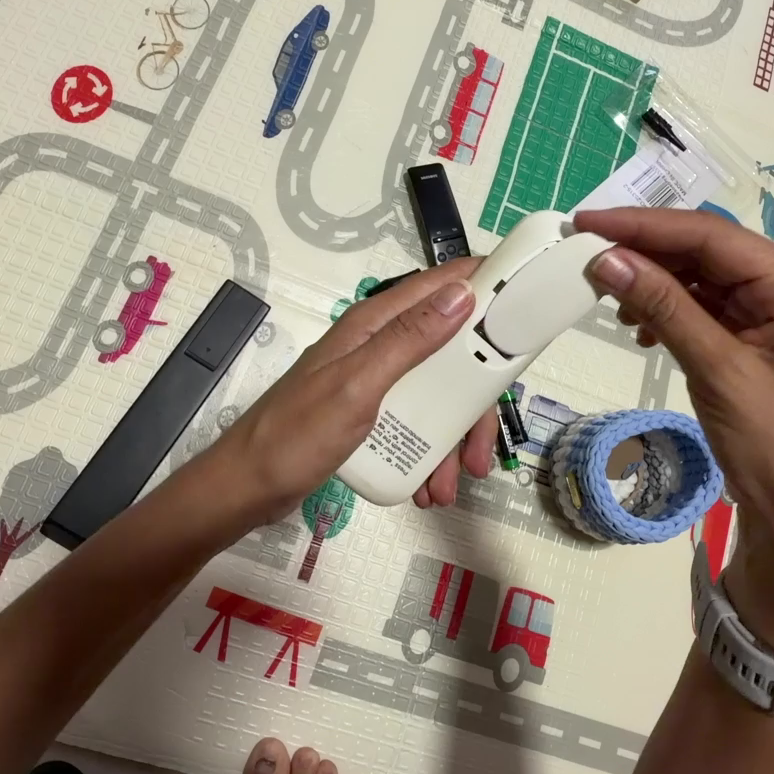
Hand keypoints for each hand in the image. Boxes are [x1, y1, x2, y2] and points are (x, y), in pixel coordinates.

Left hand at [194, 260, 500, 525]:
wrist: (246, 489)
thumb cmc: (298, 435)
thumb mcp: (360, 387)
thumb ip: (409, 340)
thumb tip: (461, 293)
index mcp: (375, 325)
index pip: (439, 285)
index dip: (484, 284)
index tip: (528, 300)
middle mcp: (380, 344)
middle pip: (450, 351)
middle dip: (474, 396)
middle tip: (483, 443)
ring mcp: (376, 379)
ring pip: (437, 392)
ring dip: (452, 436)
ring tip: (453, 481)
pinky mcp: (371, 411)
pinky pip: (416, 421)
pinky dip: (429, 449)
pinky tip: (429, 483)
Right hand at [574, 208, 773, 664]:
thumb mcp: (718, 370)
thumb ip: (664, 307)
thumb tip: (606, 259)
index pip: (712, 237)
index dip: (646, 226)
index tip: (588, 223)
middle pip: (705, 251)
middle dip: (645, 251)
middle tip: (584, 251)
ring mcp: (769, 312)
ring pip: (698, 276)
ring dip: (651, 281)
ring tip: (606, 293)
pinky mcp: (750, 336)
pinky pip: (699, 306)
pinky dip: (664, 309)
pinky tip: (637, 326)